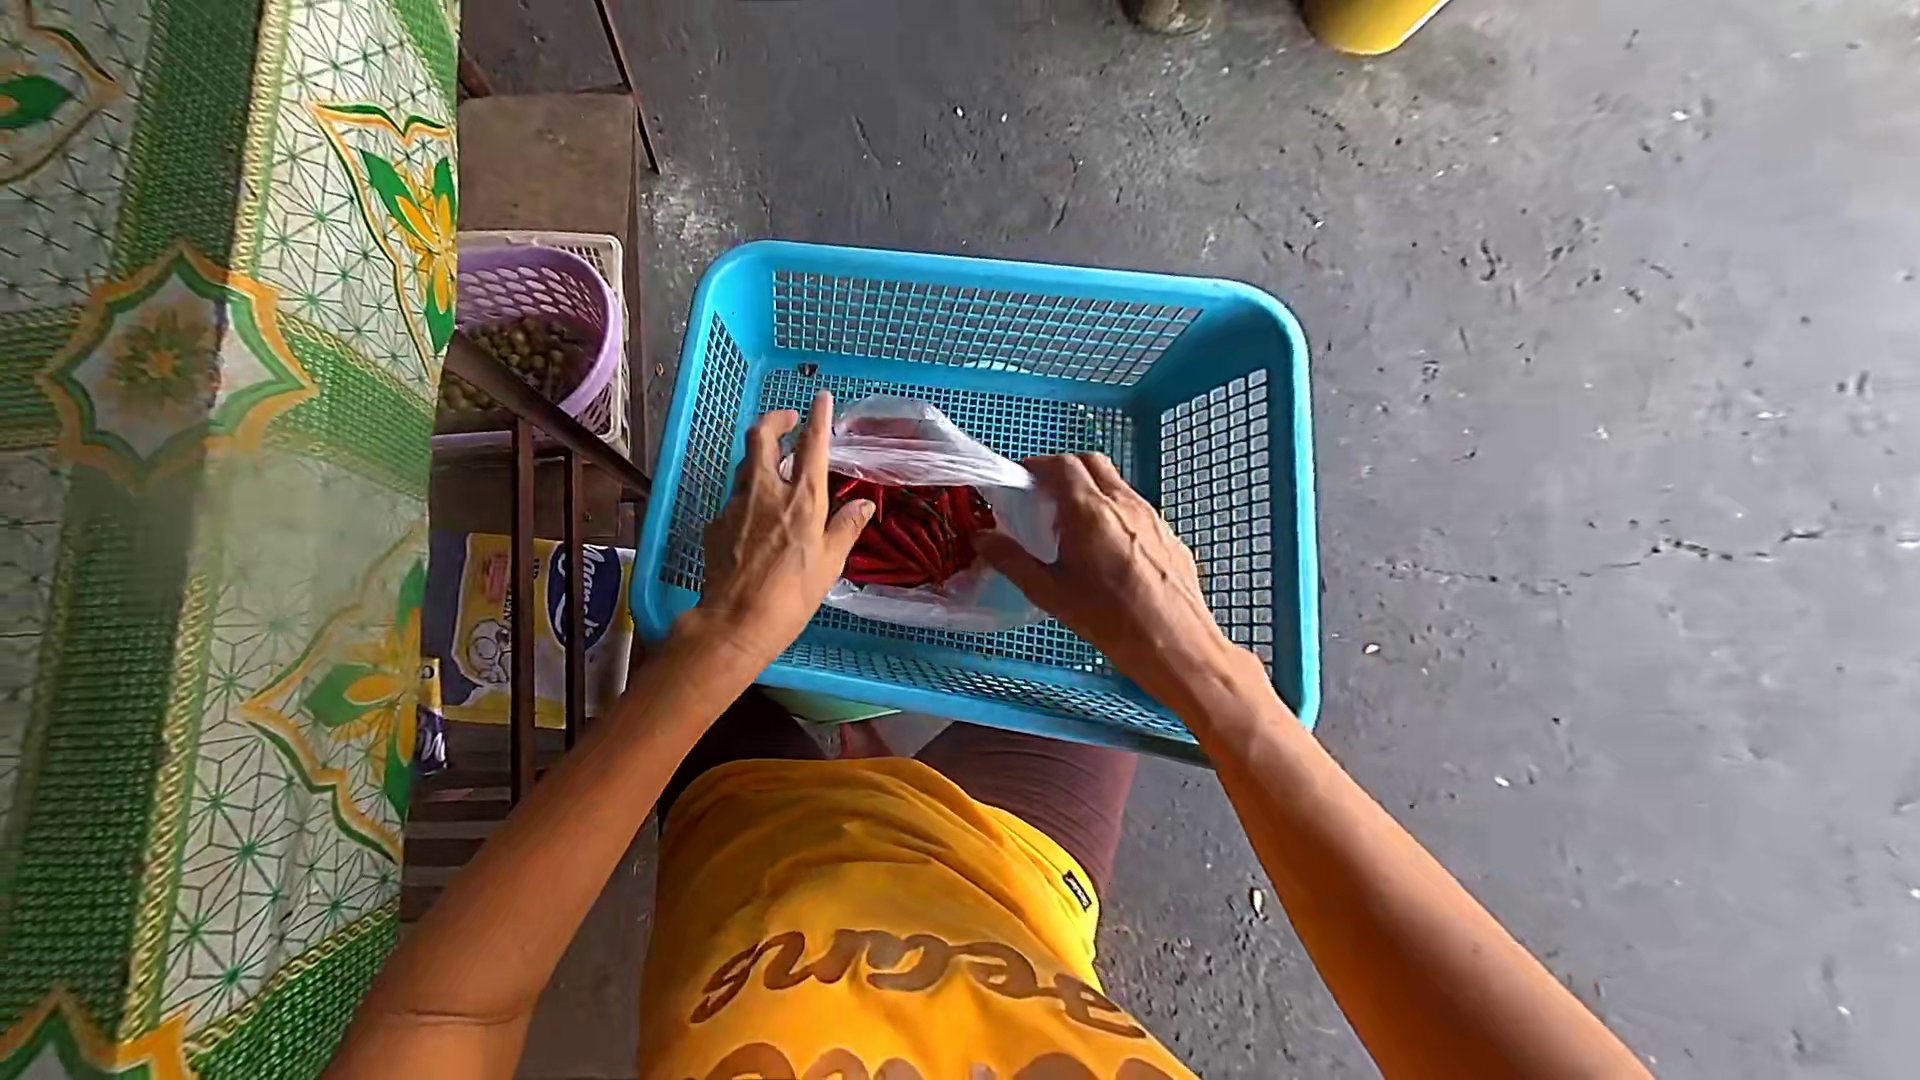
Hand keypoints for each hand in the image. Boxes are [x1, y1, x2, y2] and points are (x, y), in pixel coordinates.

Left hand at [680, 391, 873, 667]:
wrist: (737, 620)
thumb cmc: (794, 594)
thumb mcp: (831, 563)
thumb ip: (846, 527)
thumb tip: (865, 504)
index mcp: (802, 498)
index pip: (811, 444)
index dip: (817, 417)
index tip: (820, 397)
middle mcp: (766, 491)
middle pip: (760, 436)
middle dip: (774, 418)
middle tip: (787, 420)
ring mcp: (736, 504)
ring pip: (745, 465)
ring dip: (760, 457)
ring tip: (774, 467)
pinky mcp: (717, 523)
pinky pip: (735, 499)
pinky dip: (749, 497)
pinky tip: (756, 520)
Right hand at [977, 453, 1263, 712]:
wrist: (1176, 645)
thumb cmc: (1109, 620)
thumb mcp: (1050, 593)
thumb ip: (1012, 561)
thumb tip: (982, 538)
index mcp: (1089, 511)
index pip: (1061, 465)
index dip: (1037, 465)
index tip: (1021, 480)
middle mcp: (1123, 503)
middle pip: (1091, 463)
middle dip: (1064, 469)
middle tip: (1044, 495)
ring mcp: (1152, 516)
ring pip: (1116, 484)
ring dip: (1090, 489)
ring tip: (1073, 525)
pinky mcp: (1169, 534)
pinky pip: (1136, 509)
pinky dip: (1113, 512)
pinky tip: (1108, 550)